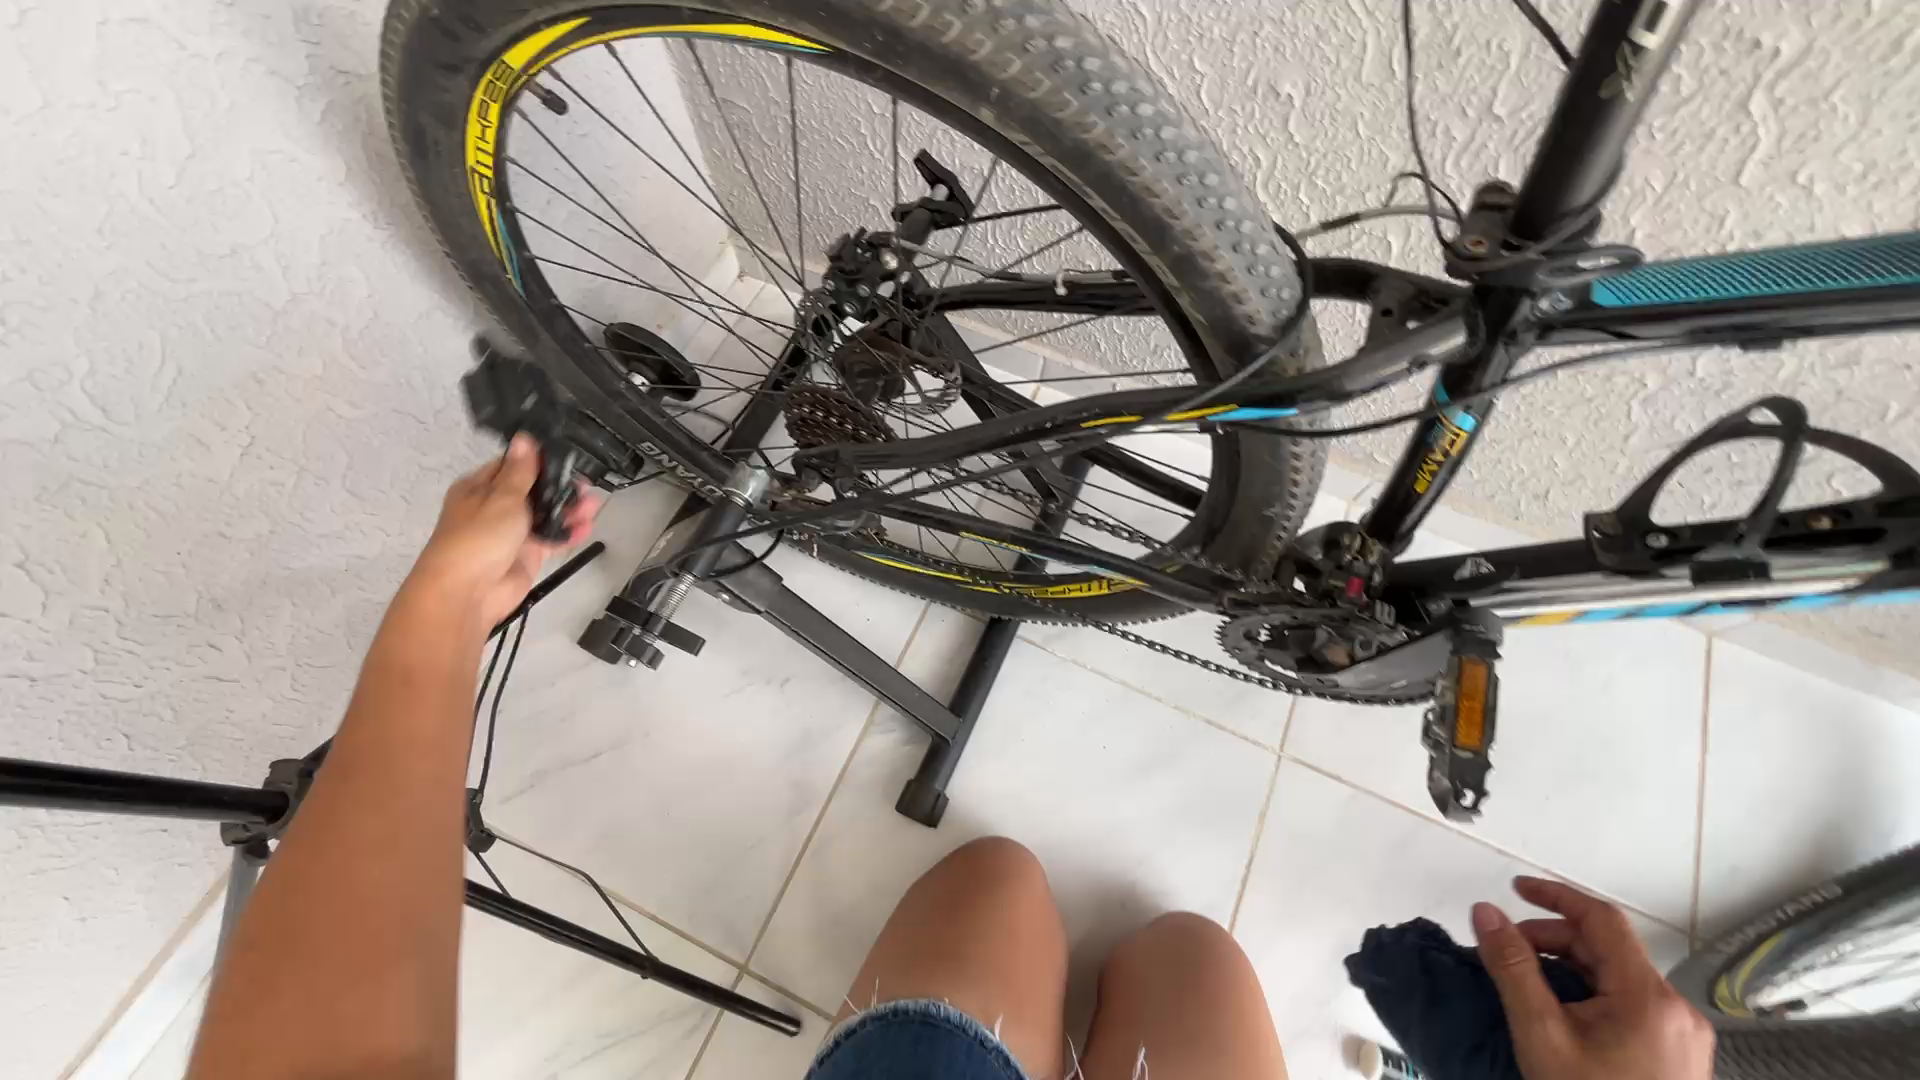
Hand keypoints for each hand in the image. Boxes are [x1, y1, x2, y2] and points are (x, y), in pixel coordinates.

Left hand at [408, 434, 603, 627]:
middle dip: (560, 488)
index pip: (513, 466)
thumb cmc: (478, 538)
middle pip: (534, 491)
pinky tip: (585, 528)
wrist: (469, 592)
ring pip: (546, 515)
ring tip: (592, 506)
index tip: (567, 457)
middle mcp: (495, 508)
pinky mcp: (527, 554)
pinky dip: (568, 533)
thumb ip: (521, 471)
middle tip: (585, 486)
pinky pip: (552, 539)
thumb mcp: (502, 497)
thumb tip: (525, 439)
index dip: (539, 460)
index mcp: (480, 488)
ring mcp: (512, 532)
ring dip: (568, 510)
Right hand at [1473, 877, 1713, 1079]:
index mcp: (1650, 998)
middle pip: (1607, 948)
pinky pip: (1628, 1003)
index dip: (1555, 895)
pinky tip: (1560, 1012)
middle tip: (1507, 954)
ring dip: (1567, 966)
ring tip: (1528, 986)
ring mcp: (1684, 1036)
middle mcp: (1677, 1010)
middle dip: (1551, 939)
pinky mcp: (1679, 1057)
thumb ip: (1512, 966)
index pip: (1602, 919)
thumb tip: (1485, 910)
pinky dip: (1587, 992)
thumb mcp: (1540, 1033)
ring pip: (1616, 976)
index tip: (1512, 889)